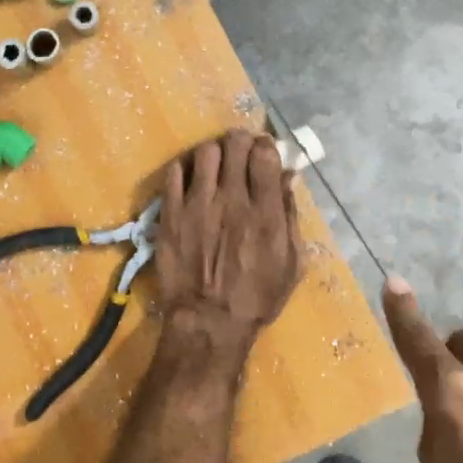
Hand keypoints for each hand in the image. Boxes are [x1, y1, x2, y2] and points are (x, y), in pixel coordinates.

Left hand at [156, 129, 301, 346]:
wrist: (208, 321)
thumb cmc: (256, 297)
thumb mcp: (291, 263)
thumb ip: (290, 216)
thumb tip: (288, 177)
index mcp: (265, 213)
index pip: (264, 155)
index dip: (264, 146)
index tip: (263, 152)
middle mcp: (232, 200)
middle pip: (234, 144)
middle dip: (239, 141)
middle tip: (239, 152)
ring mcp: (198, 204)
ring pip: (204, 152)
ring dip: (213, 152)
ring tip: (214, 164)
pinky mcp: (171, 212)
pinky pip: (174, 172)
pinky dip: (185, 168)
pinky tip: (191, 179)